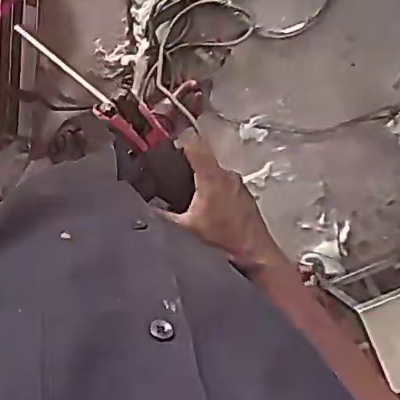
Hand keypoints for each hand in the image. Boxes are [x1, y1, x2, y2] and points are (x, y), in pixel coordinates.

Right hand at [166, 133, 291, 274]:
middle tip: (173, 177)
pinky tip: (208, 210)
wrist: (254, 255)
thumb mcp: (185, 229)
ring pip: (215, 173)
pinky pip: (225, 185)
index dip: (179, 143)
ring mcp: (238, 185)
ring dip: (202, 180)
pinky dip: (215, 191)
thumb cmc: (224, 241)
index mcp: (212, 177)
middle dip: (188, 166)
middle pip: (204, 159)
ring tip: (189, 196)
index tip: (168, 148)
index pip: (194, 145)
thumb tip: (145, 210)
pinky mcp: (244, 196)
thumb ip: (162, 216)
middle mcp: (227, 176)